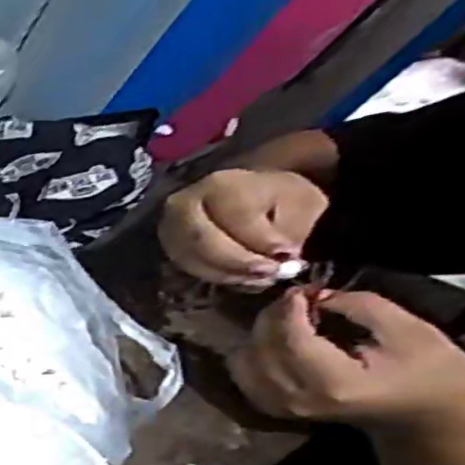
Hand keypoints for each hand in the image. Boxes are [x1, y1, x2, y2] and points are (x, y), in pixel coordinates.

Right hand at [159, 168, 327, 289]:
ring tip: (259, 278)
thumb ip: (292, 228)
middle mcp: (183, 206)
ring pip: (192, 259)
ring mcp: (168, 229)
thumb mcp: (297, 202)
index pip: (237, 216)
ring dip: (228, 273)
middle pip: (204, 241)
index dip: (261, 238)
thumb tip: (281, 258)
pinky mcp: (166, 248)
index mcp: (221, 185)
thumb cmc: (270, 197)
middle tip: (270, 273)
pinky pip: (187, 268)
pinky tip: (240, 277)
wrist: (234, 197)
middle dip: (239, 261)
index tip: (288, 254)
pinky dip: (215, 276)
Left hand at [230, 289, 464, 431]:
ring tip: (286, 319)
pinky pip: (241, 373)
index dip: (288, 312)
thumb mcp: (410, 332)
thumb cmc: (426, 370)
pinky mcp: (266, 407)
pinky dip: (252, 352)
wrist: (419, 411)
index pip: (292, 341)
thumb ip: (361, 307)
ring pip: (242, 361)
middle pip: (261, 350)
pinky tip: (276, 340)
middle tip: (292, 300)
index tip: (296, 291)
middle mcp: (293, 399)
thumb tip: (315, 296)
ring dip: (259, 335)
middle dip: (272, 319)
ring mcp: (275, 406)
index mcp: (334, 384)